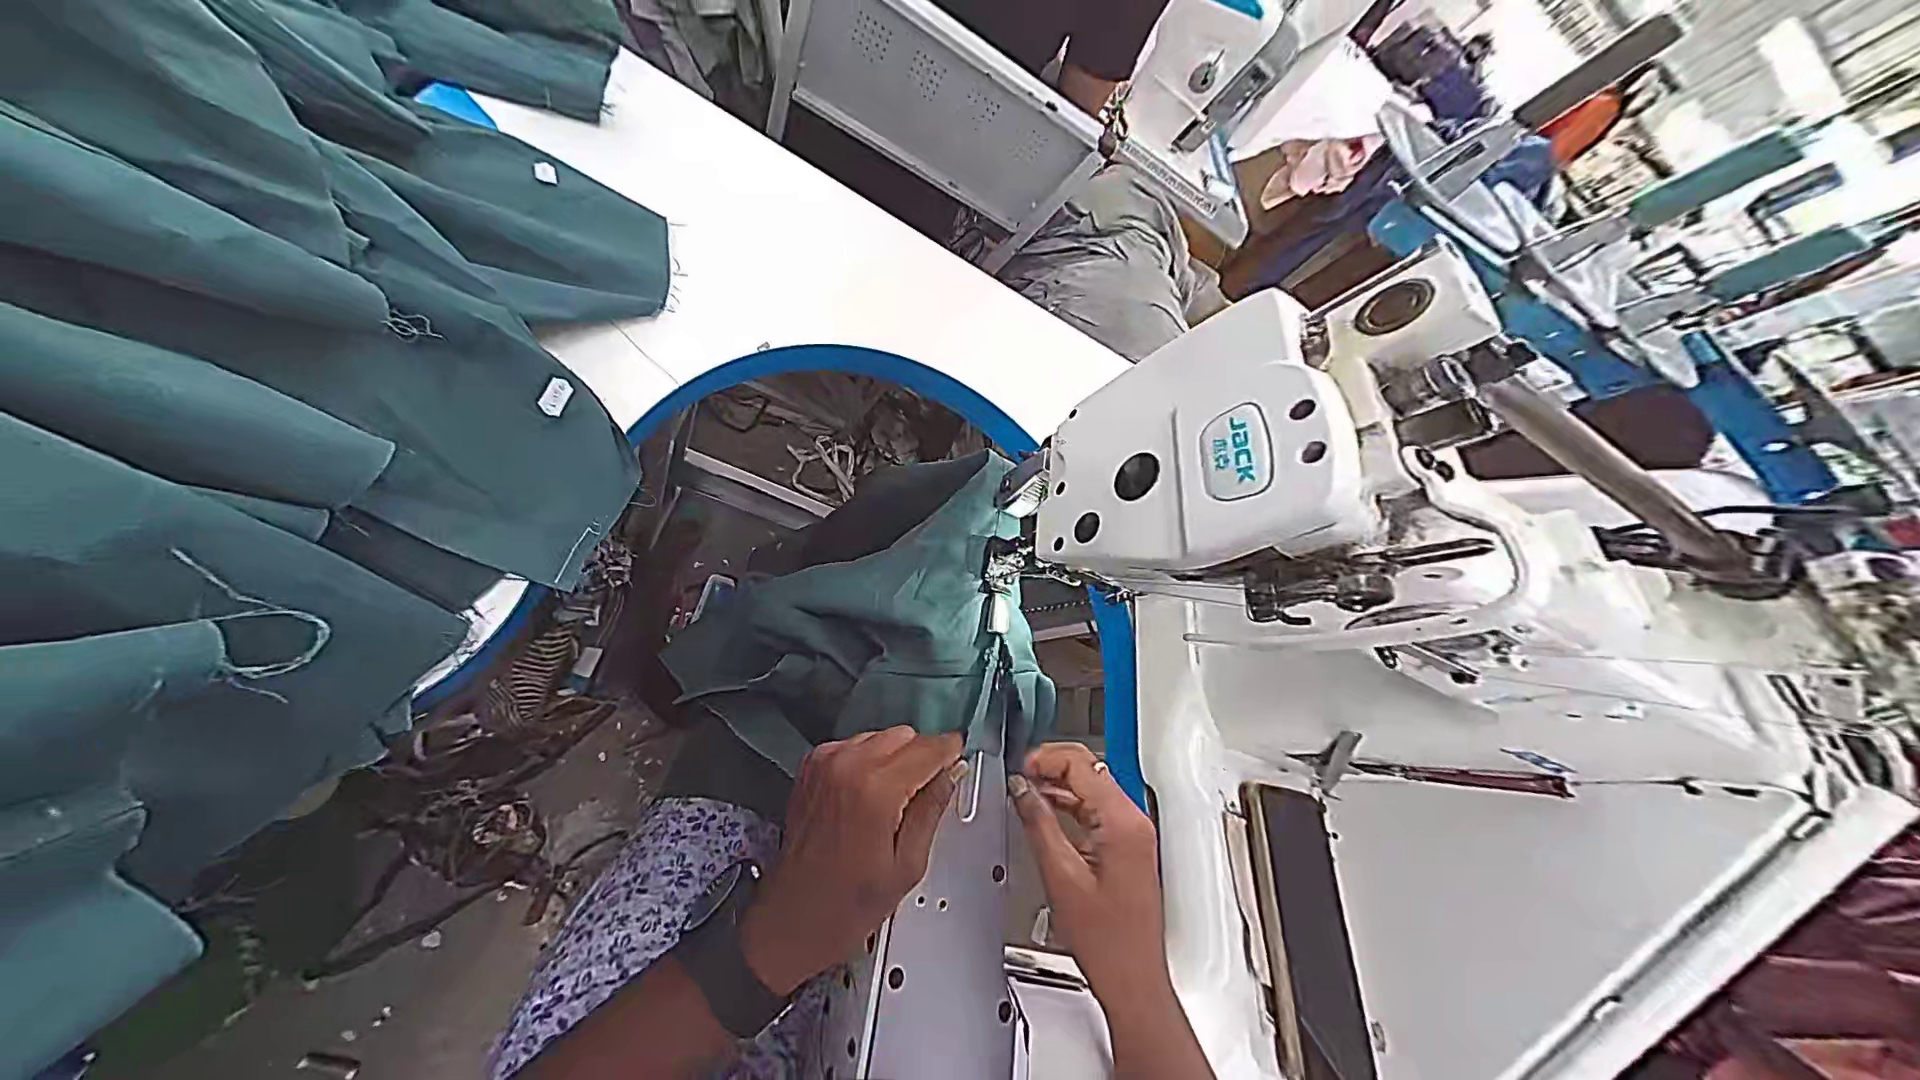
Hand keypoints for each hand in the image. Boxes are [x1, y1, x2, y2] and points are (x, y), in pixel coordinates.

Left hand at [739, 727, 965, 993]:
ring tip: (892, 799)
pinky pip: (855, 744)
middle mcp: (847, 764)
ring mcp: (826, 761)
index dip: (950, 752)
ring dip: (895, 757)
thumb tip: (951, 774)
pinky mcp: (812, 764)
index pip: (928, 749)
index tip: (958, 759)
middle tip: (924, 792)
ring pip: (881, 736)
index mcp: (875, 788)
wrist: (790, 917)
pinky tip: (867, 794)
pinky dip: (868, 760)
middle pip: (905, 736)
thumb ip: (932, 809)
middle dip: (921, 757)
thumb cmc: (845, 904)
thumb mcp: (907, 864)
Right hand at [1010, 742, 1168, 999]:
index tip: (1023, 767)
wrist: (1132, 978)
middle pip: (1090, 769)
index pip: (1082, 764)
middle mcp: (1134, 821)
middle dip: (1052, 766)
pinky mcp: (1128, 844)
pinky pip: (1096, 807)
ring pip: (1092, 785)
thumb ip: (1039, 823)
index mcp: (1122, 823)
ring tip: (1028, 790)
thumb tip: (1022, 790)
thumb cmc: (1107, 942)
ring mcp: (1133, 832)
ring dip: (1059, 782)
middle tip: (1022, 775)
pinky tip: (1047, 810)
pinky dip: (1070, 801)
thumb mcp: (1061, 876)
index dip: (1047, 759)